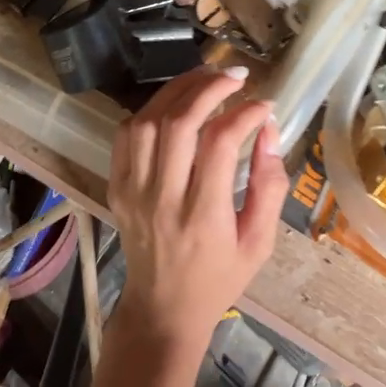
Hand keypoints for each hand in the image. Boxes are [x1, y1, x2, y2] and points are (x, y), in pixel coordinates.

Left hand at [106, 67, 287, 360]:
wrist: (161, 310)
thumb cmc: (218, 277)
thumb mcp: (259, 242)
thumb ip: (269, 186)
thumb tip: (269, 130)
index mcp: (203, 217)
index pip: (219, 145)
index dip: (243, 115)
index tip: (264, 104)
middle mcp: (163, 199)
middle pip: (178, 124)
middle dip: (209, 89)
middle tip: (235, 76)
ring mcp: (133, 191)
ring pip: (148, 121)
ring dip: (178, 90)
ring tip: (206, 77)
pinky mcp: (116, 186)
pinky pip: (126, 133)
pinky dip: (150, 109)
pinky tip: (174, 103)